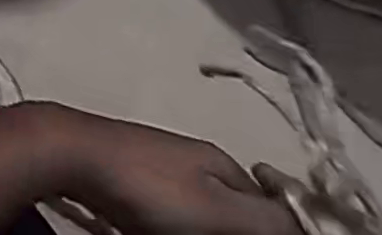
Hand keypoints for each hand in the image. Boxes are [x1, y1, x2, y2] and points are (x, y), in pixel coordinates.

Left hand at [44, 106, 300, 234]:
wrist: (70, 154)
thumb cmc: (148, 185)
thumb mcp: (222, 210)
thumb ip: (271, 220)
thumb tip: (312, 225)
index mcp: (221, 163)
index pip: (274, 209)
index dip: (275, 233)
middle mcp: (192, 160)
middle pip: (233, 214)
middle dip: (228, 231)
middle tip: (195, 233)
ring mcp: (156, 165)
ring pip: (194, 216)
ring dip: (192, 229)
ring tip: (165, 230)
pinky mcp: (127, 177)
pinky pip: (159, 213)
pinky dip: (159, 225)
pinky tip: (145, 228)